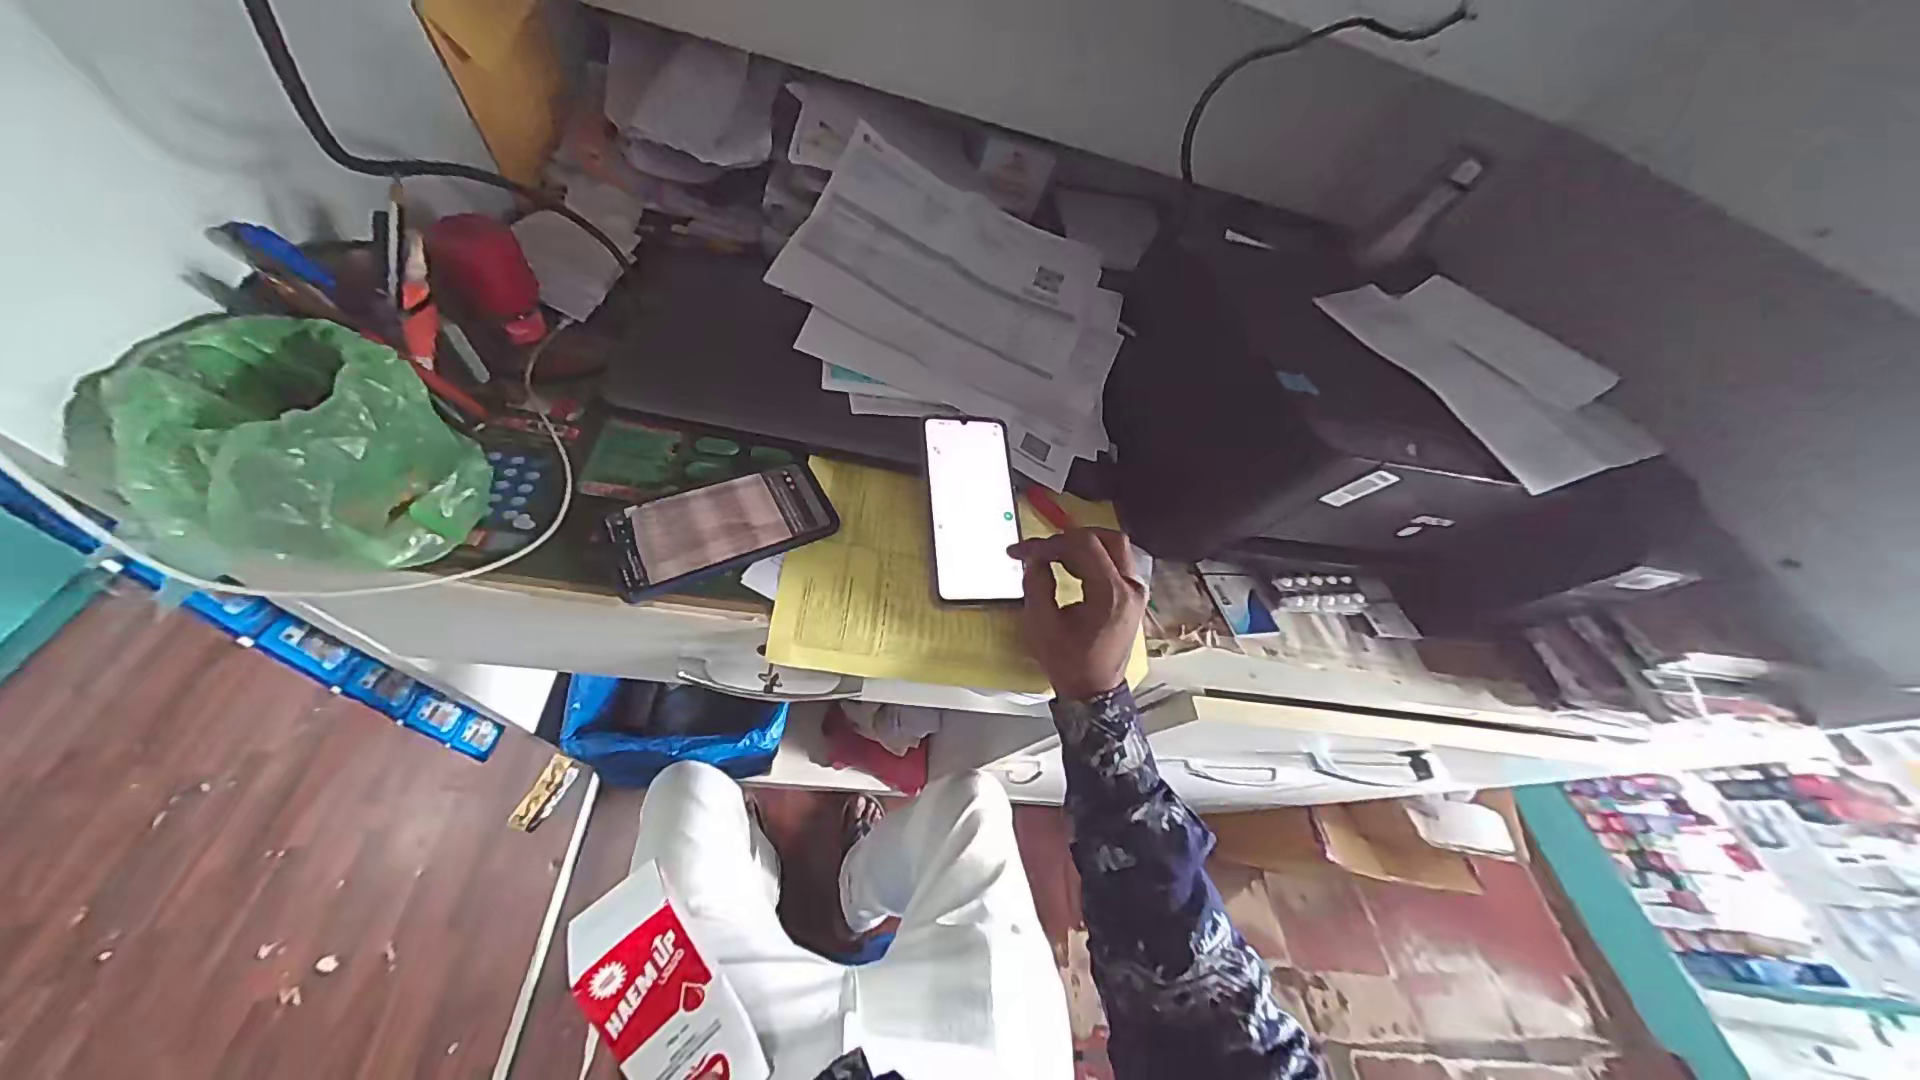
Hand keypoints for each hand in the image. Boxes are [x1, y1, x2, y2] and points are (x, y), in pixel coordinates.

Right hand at [1007, 527, 1146, 699]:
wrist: (1093, 691)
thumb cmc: (1068, 662)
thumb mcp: (1042, 623)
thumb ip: (1036, 583)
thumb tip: (1034, 558)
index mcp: (1111, 594)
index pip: (1084, 546)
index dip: (1049, 543)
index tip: (1023, 550)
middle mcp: (1131, 587)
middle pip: (1106, 538)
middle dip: (1069, 538)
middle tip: (1042, 548)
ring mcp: (1136, 592)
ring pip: (1114, 547)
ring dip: (1083, 545)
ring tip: (1053, 555)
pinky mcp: (1134, 597)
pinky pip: (1116, 563)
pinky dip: (1093, 557)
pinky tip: (1070, 566)